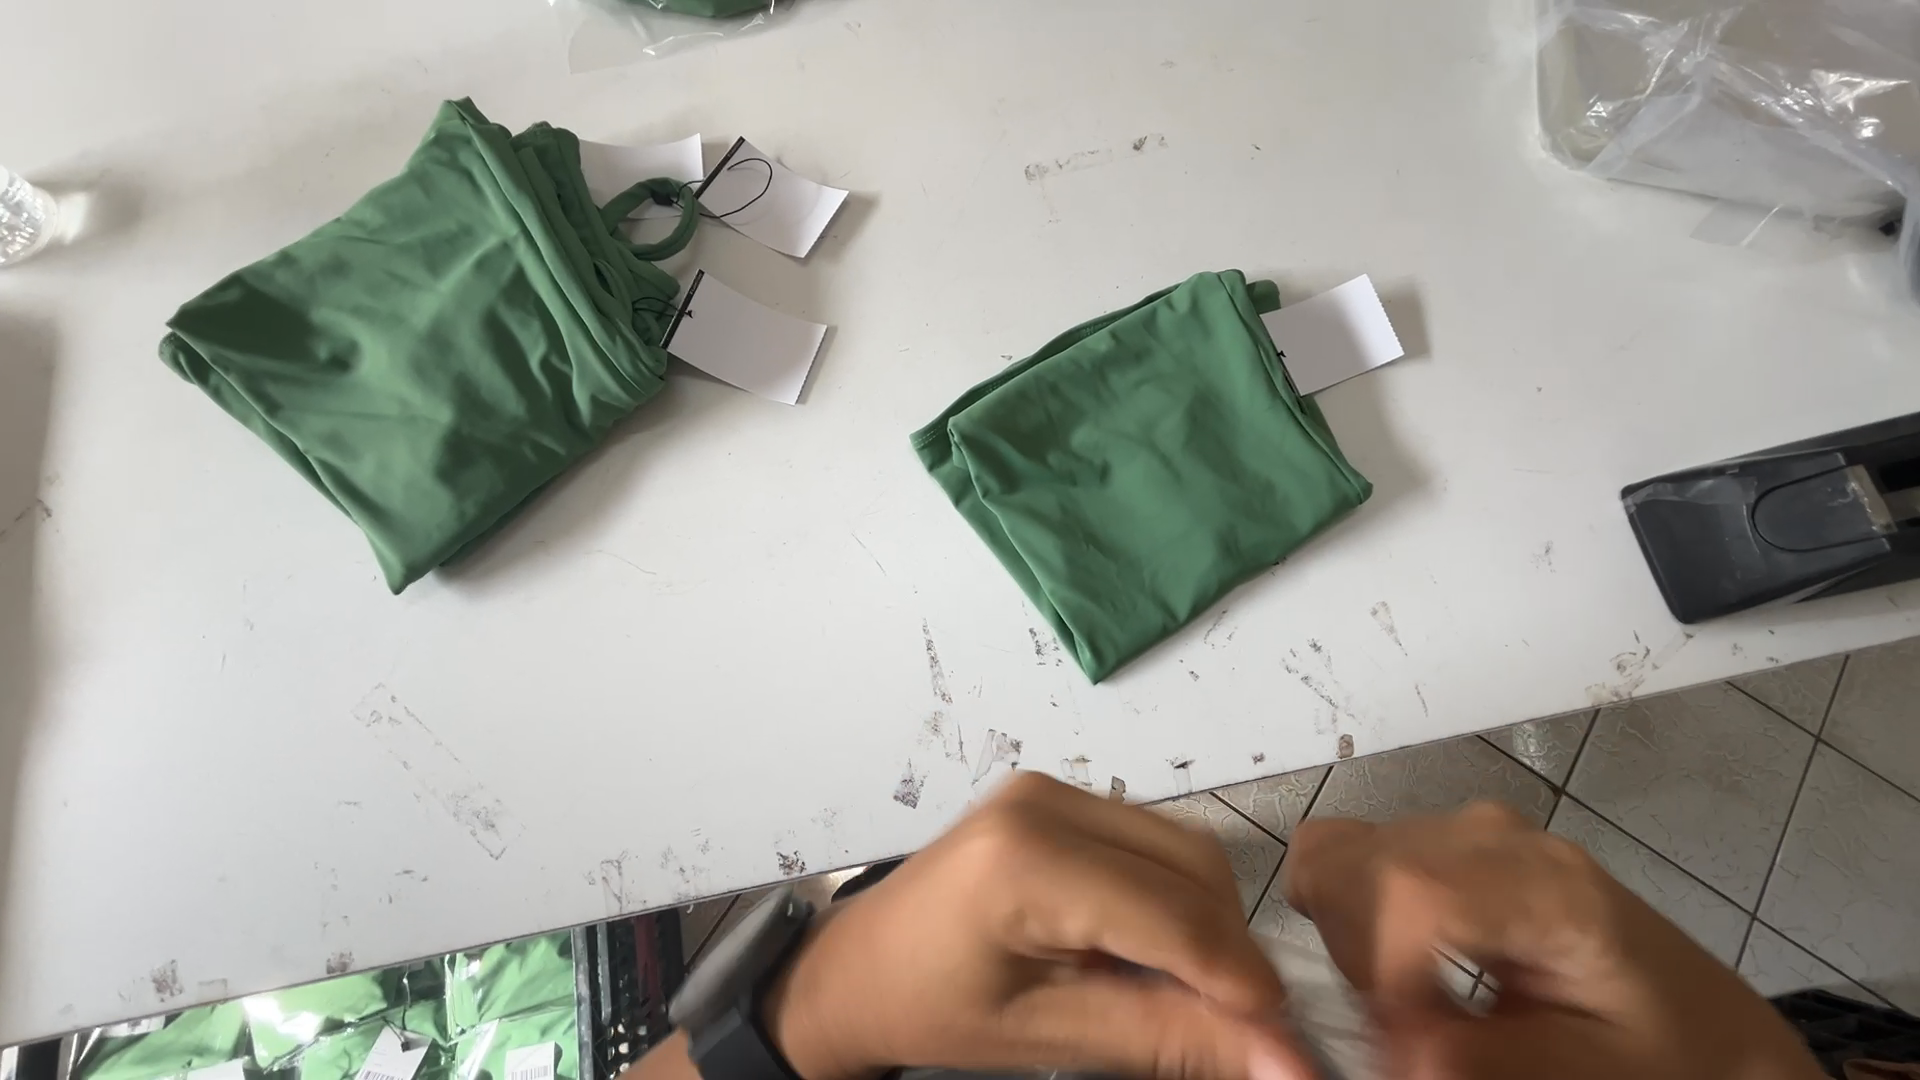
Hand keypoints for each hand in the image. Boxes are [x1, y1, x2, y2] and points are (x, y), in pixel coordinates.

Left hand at [764, 773, 1315, 1079]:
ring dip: (1201, 921)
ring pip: (1178, 846)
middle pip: (1191, 865)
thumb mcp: (1049, 1037)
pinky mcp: (1052, 794)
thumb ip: (1168, 1038)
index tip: (1288, 1050)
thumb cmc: (936, 1009)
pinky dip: (1166, 895)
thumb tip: (1287, 1061)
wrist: (862, 964)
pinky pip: (1145, 839)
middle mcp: (1045, 800)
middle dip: (1227, 950)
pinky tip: (1135, 944)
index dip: (1242, 982)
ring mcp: (1048, 787)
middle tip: (1225, 1028)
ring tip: (1170, 989)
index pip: (1173, 912)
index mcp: (1029, 857)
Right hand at [1283, 801, 1825, 1079]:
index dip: (1373, 963)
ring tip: (1396, 990)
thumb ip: (1488, 1061)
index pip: (1411, 890)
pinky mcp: (1431, 832)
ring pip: (1333, 853)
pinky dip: (1335, 902)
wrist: (1705, 1024)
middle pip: (1354, 864)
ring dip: (1339, 931)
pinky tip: (1379, 947)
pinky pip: (1340, 847)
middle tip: (1400, 1022)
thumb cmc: (1664, 1058)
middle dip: (1349, 954)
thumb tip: (1390, 1051)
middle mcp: (1486, 833)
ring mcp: (1453, 824)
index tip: (1396, 1036)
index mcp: (1545, 886)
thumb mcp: (1593, 1077)